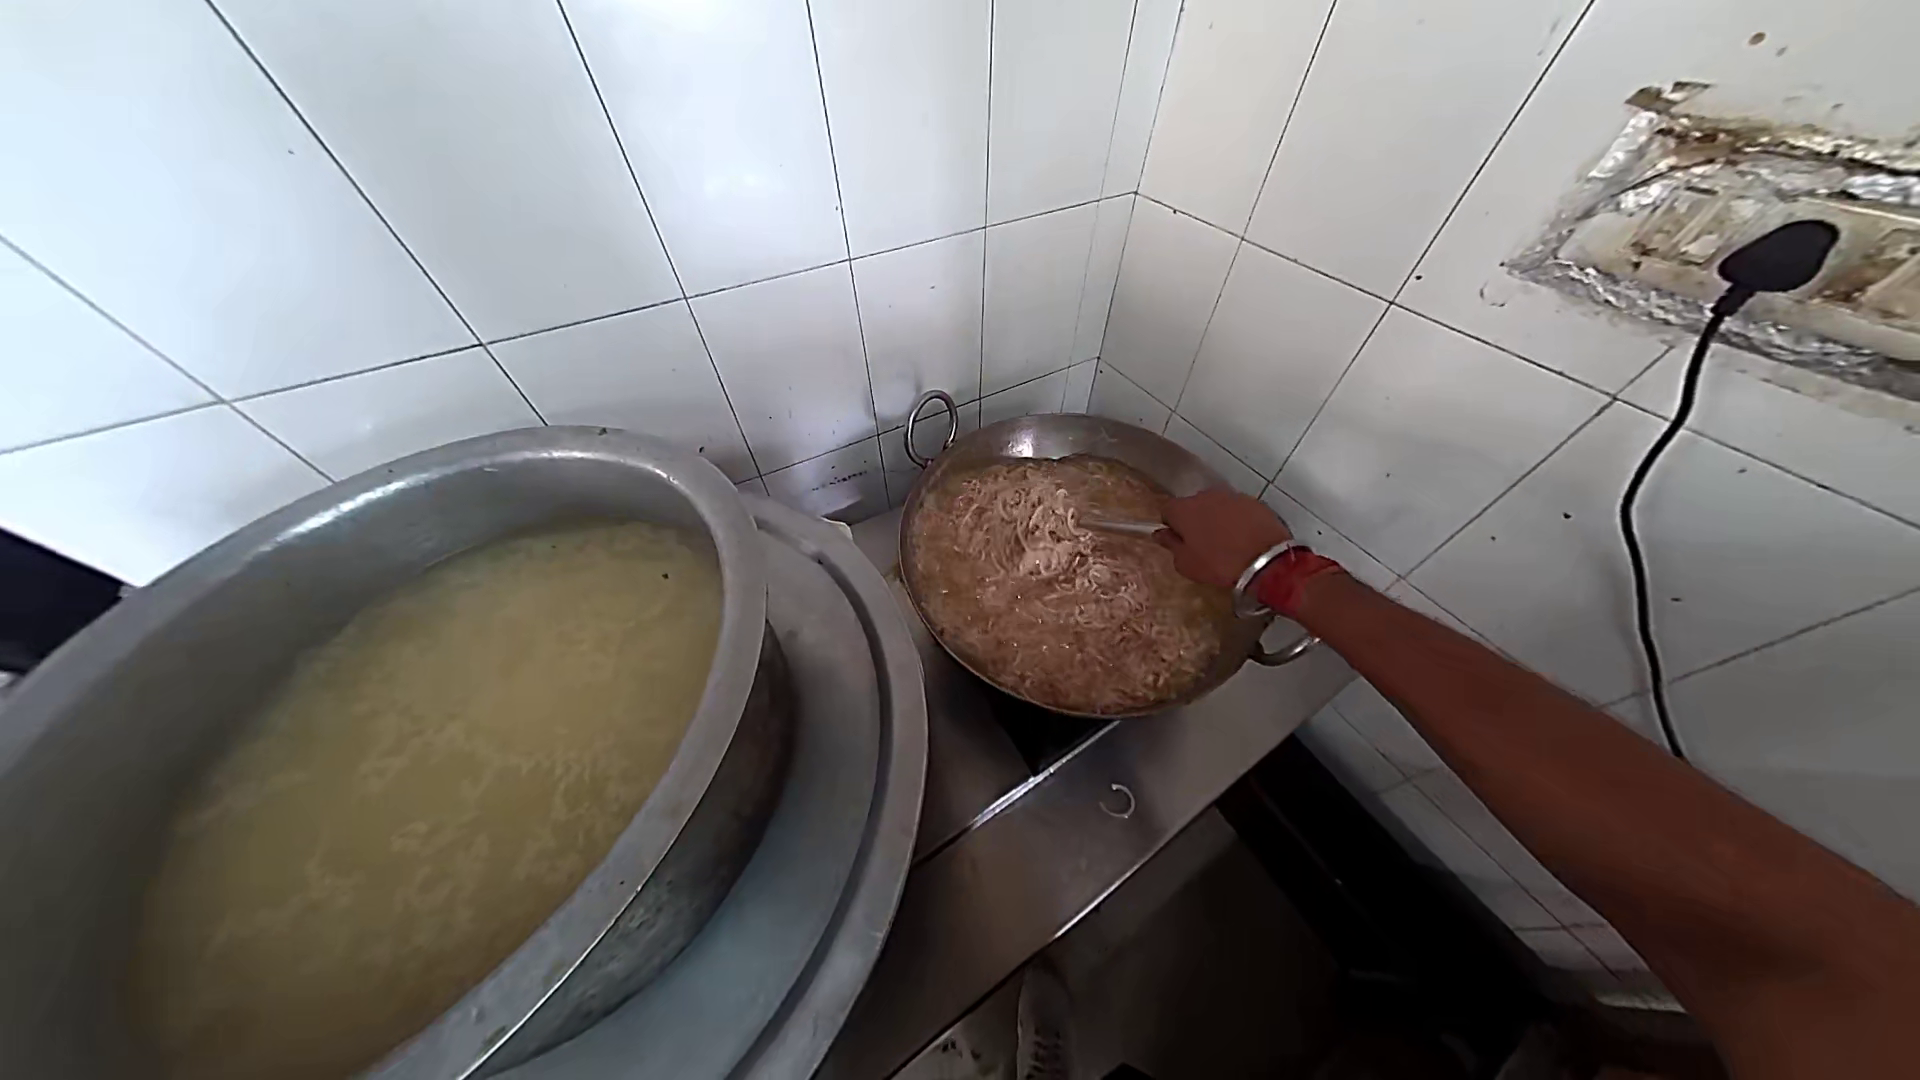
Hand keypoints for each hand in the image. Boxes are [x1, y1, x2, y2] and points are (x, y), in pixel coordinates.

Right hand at [1155, 489, 1291, 588]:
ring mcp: (1231, 497)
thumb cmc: (1218, 564)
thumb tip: (1161, 534)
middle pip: (1192, 505)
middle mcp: (1205, 496)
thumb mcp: (1186, 563)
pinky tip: (1243, 537)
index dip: (1170, 524)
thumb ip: (1170, 545)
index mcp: (1184, 510)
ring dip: (1216, 517)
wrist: (1266, 562)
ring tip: (1225, 540)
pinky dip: (1237, 519)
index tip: (1178, 539)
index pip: (1167, 509)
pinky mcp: (1254, 502)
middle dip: (1194, 519)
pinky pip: (1237, 509)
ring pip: (1215, 505)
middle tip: (1201, 541)